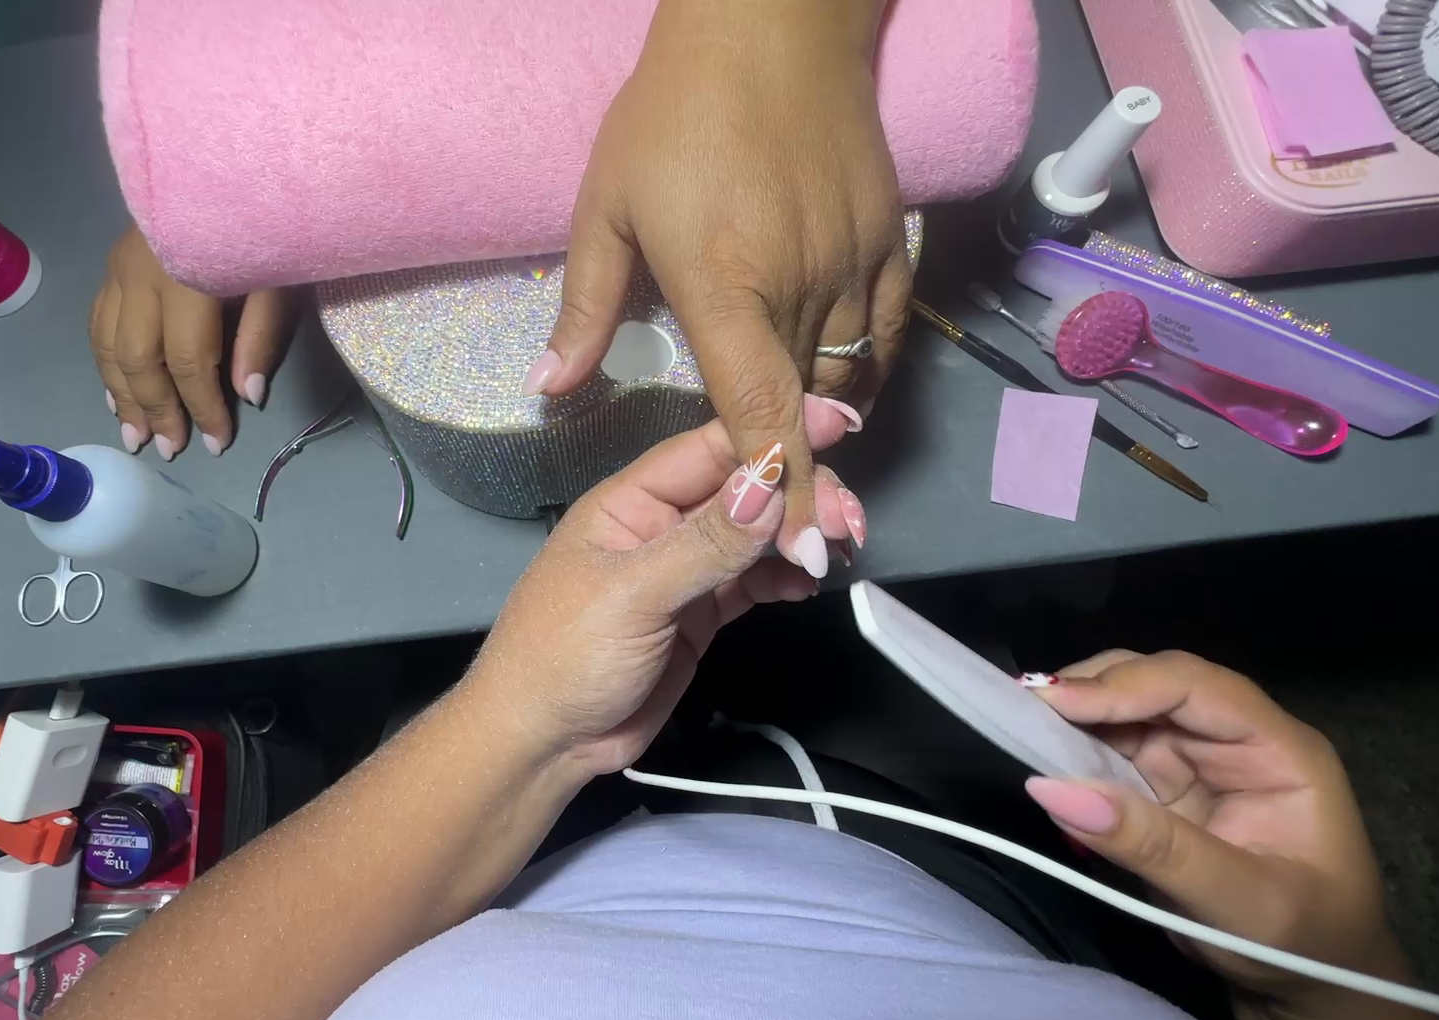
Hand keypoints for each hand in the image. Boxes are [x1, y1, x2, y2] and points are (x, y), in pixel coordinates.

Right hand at [88, 224, 299, 459]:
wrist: (228, 166)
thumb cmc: (265, 226)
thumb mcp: (277, 281)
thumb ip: (258, 339)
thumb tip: (245, 397)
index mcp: (186, 282)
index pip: (188, 362)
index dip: (201, 407)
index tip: (217, 444)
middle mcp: (140, 278)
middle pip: (139, 360)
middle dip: (155, 410)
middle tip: (168, 450)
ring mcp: (119, 269)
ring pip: (108, 345)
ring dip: (121, 395)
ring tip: (134, 435)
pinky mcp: (112, 265)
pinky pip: (99, 323)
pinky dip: (106, 363)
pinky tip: (115, 393)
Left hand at [467, 396, 859, 778]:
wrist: (546, 741)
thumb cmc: (567, 655)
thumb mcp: (632, 595)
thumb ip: (704, 543)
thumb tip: (770, 484)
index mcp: (630, 501)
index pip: (709, 450)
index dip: (770, 434)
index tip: (835, 426)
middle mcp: (661, 525)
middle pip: (742, 490)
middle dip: (799, 496)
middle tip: (847, 523)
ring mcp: (684, 570)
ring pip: (755, 536)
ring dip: (800, 536)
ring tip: (844, 548)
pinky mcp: (700, 613)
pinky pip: (752, 582)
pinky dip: (784, 578)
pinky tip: (810, 584)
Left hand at [535, 0, 906, 577]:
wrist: (771, 18)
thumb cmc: (671, 118)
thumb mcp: (606, 211)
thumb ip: (585, 311)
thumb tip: (549, 391)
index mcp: (725, 289)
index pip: (756, 410)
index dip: (775, 486)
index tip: (797, 547)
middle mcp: (799, 288)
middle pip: (803, 409)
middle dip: (801, 476)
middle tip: (792, 525)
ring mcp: (853, 262)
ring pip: (842, 376)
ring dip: (820, 426)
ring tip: (804, 463)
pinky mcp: (889, 239)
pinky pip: (883, 331)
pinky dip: (860, 373)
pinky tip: (839, 394)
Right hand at [1025, 651, 1399, 999]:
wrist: (1304, 985)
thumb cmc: (1302, 945)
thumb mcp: (1237, 903)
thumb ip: (1149, 844)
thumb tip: (1048, 788)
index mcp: (1278, 751)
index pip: (1196, 687)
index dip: (1123, 686)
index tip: (1053, 703)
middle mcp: (1231, 736)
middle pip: (1152, 679)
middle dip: (1089, 688)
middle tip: (1024, 708)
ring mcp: (1188, 752)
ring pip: (1119, 702)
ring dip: (1068, 710)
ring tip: (1018, 721)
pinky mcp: (1151, 773)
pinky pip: (1100, 738)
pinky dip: (1063, 738)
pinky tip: (1034, 744)